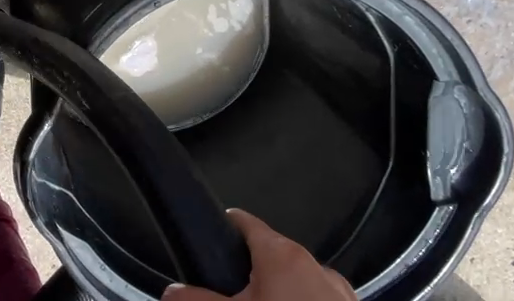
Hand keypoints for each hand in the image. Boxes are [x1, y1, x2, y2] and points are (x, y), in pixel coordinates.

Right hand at [163, 209, 355, 299]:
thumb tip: (170, 293)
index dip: (219, 231)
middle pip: (267, 256)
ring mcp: (342, 295)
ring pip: (296, 284)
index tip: (206, 249)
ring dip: (278, 297)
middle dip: (247, 276)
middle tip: (233, 299)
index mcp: (282, 254)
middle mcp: (316, 266)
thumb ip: (196, 300)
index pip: (241, 220)